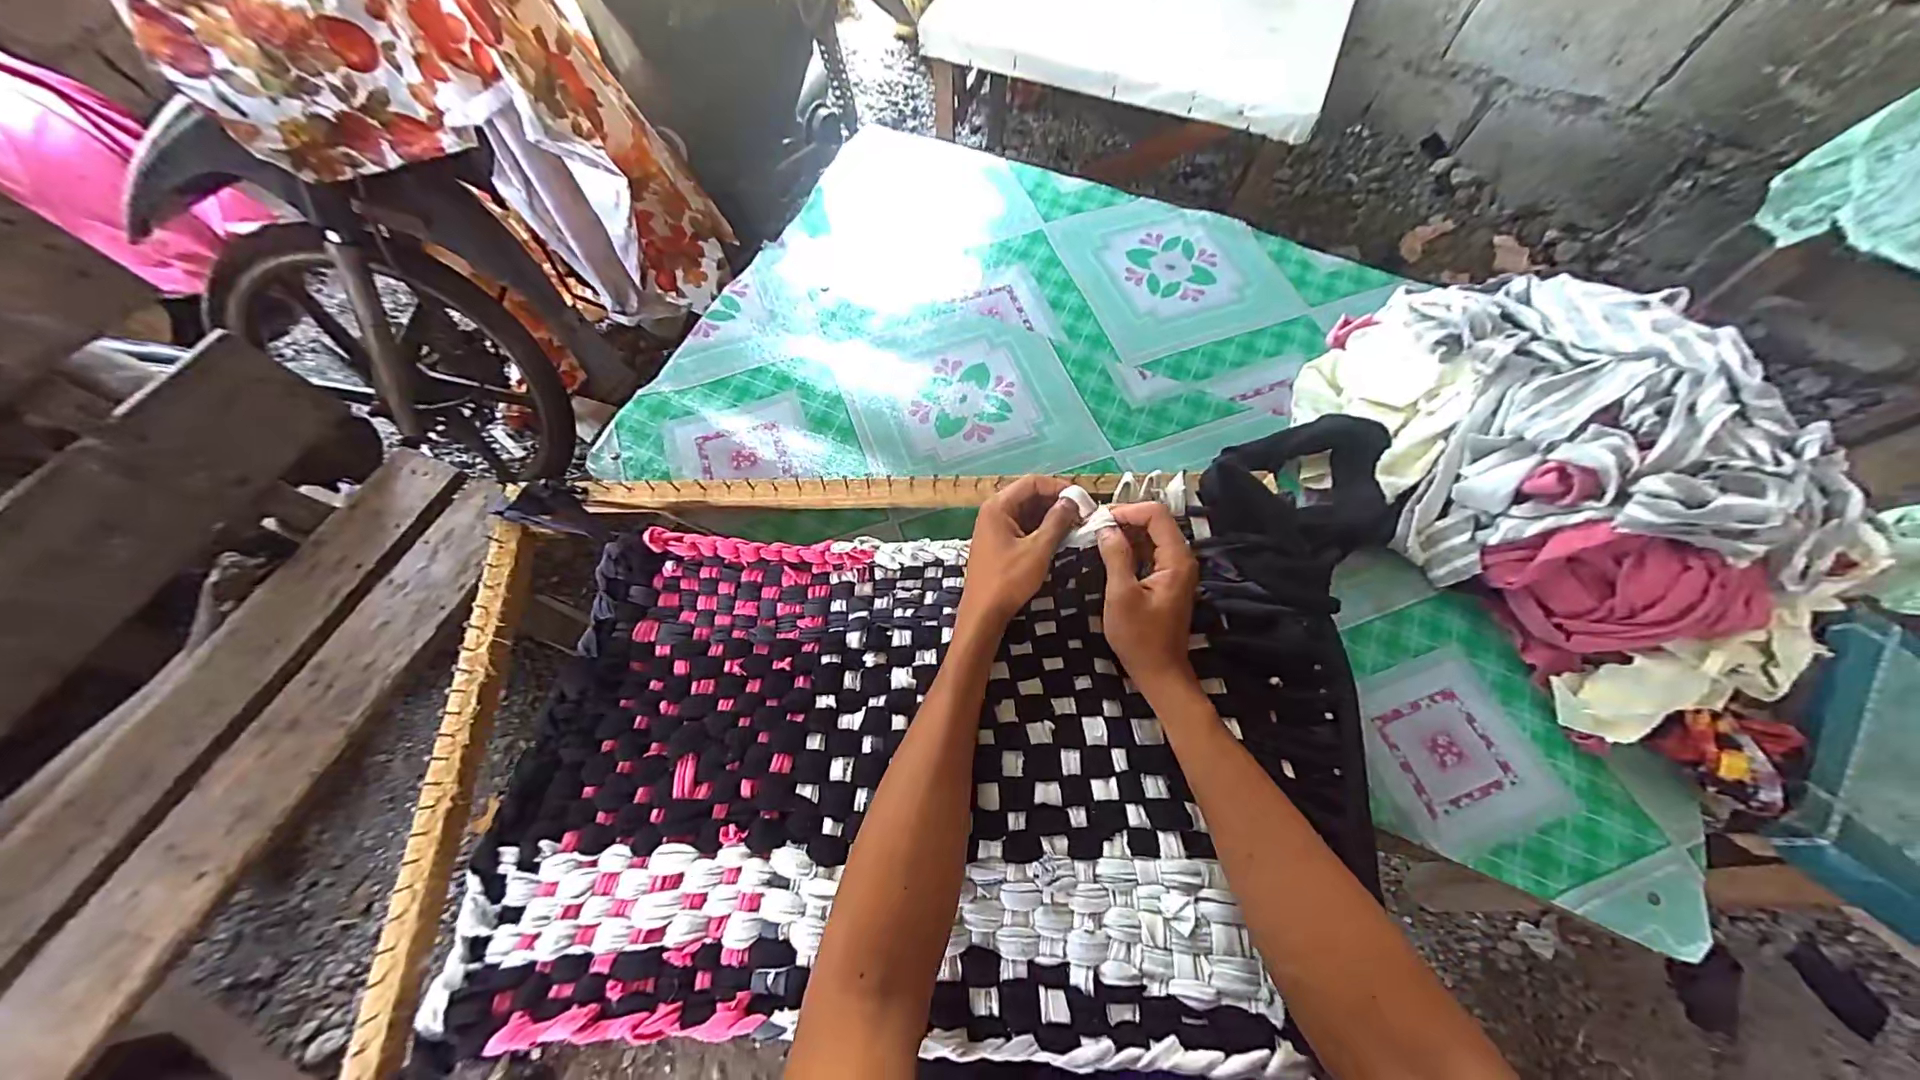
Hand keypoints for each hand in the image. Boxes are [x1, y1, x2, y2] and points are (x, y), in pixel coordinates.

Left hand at [958, 475, 1081, 625]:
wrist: (983, 613)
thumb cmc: (1008, 580)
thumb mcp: (1038, 549)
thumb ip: (1056, 521)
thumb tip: (1072, 501)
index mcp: (998, 506)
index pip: (1032, 482)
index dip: (1060, 487)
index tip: (1082, 500)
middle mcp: (993, 511)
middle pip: (1029, 495)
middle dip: (1056, 502)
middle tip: (1082, 514)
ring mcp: (994, 527)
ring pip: (1027, 511)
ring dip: (1050, 516)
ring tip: (1075, 526)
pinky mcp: (997, 542)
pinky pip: (1022, 526)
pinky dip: (1040, 528)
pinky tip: (1059, 537)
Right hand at [1097, 502, 1200, 692]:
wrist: (1159, 671)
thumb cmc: (1139, 638)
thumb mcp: (1121, 595)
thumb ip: (1116, 556)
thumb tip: (1105, 528)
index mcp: (1176, 560)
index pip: (1156, 514)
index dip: (1127, 510)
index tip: (1100, 520)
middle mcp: (1181, 560)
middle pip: (1156, 522)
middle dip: (1125, 519)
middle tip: (1094, 528)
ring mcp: (1175, 570)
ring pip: (1152, 536)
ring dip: (1126, 533)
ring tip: (1097, 539)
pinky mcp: (1166, 580)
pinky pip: (1150, 552)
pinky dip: (1130, 548)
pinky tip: (1110, 554)